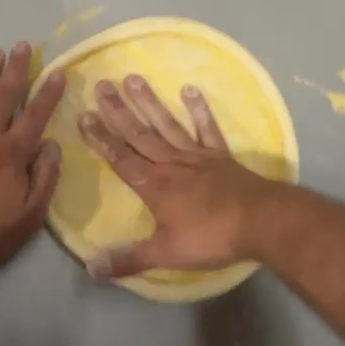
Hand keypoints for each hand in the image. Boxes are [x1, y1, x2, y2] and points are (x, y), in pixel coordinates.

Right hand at [77, 74, 277, 278]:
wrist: (260, 221)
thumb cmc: (211, 237)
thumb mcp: (166, 254)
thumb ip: (128, 260)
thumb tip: (90, 268)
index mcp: (154, 185)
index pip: (120, 159)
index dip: (101, 139)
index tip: (83, 115)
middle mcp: (170, 163)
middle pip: (139, 134)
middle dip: (118, 111)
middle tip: (102, 85)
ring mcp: (196, 156)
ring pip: (167, 125)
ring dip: (149, 102)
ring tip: (133, 78)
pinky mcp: (220, 155)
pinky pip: (206, 129)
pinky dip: (199, 110)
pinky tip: (190, 89)